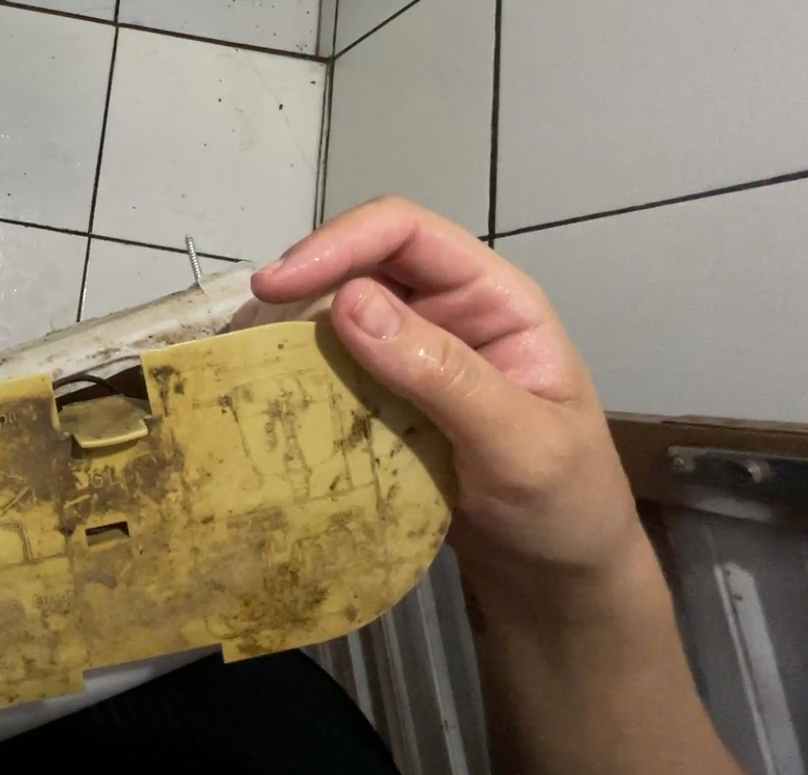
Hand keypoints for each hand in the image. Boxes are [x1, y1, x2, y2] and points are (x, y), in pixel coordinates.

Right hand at [245, 197, 648, 617]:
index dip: (338, 243)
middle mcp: (441, 307)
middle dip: (301, 278)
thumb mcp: (521, 445)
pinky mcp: (374, 383)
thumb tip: (347, 303)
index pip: (406, 233)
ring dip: (286, 320)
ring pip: (331, 302)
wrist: (550, 575)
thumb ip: (443, 373)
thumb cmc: (563, 508)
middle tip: (247, 323)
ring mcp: (405, 345)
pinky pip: (322, 351)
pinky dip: (288, 358)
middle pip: (358, 256)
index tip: (276, 285)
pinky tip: (264, 379)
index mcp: (491, 298)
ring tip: (243, 350)